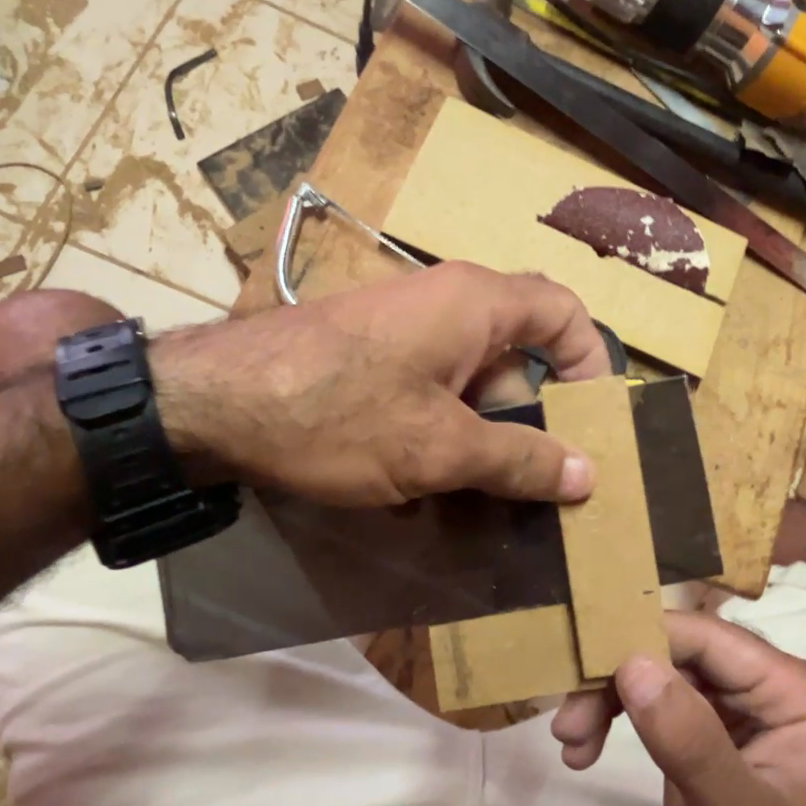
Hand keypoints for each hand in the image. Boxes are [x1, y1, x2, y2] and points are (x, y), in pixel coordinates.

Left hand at [152, 262, 610, 506]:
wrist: (213, 402)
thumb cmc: (340, 414)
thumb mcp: (438, 448)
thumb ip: (518, 460)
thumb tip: (587, 474)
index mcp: (477, 303)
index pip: (563, 311)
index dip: (590, 361)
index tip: (592, 422)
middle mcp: (447, 302)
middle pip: (517, 355)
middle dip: (531, 421)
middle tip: (541, 485)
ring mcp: (403, 328)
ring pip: (471, 381)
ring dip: (483, 438)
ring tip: (485, 503)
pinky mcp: (370, 355)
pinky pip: (430, 389)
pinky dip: (441, 432)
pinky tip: (429, 489)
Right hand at [551, 611, 805, 805]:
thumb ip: (692, 743)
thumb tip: (634, 664)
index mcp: (793, 688)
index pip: (706, 638)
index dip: (642, 640)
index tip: (583, 667)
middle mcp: (764, 682)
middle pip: (675, 651)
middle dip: (616, 679)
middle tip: (568, 722)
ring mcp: (733, 703)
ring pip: (654, 670)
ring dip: (606, 699)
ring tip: (570, 740)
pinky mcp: (702, 725)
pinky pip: (650, 699)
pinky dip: (612, 716)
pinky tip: (584, 747)